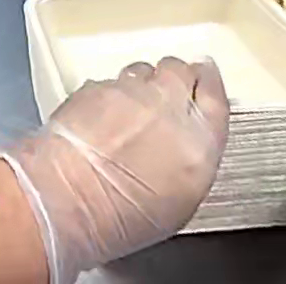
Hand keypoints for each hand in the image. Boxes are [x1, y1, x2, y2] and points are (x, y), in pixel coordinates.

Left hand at [0, 58, 227, 282]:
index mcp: (198, 141)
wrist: (69, 196)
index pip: (216, 95)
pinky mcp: (100, 82)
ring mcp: (132, 89)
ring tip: (132, 108)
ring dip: (143, 83)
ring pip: (145, 69)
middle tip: (167, 92)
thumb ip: (192, 154)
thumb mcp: (180, 199)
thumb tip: (189, 137)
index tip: (206, 76)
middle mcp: (168, 105)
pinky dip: (112, 92)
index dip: (209, 82)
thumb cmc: (123, 215)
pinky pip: (113, 79)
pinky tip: (104, 115)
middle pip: (180, 70)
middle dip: (176, 77)